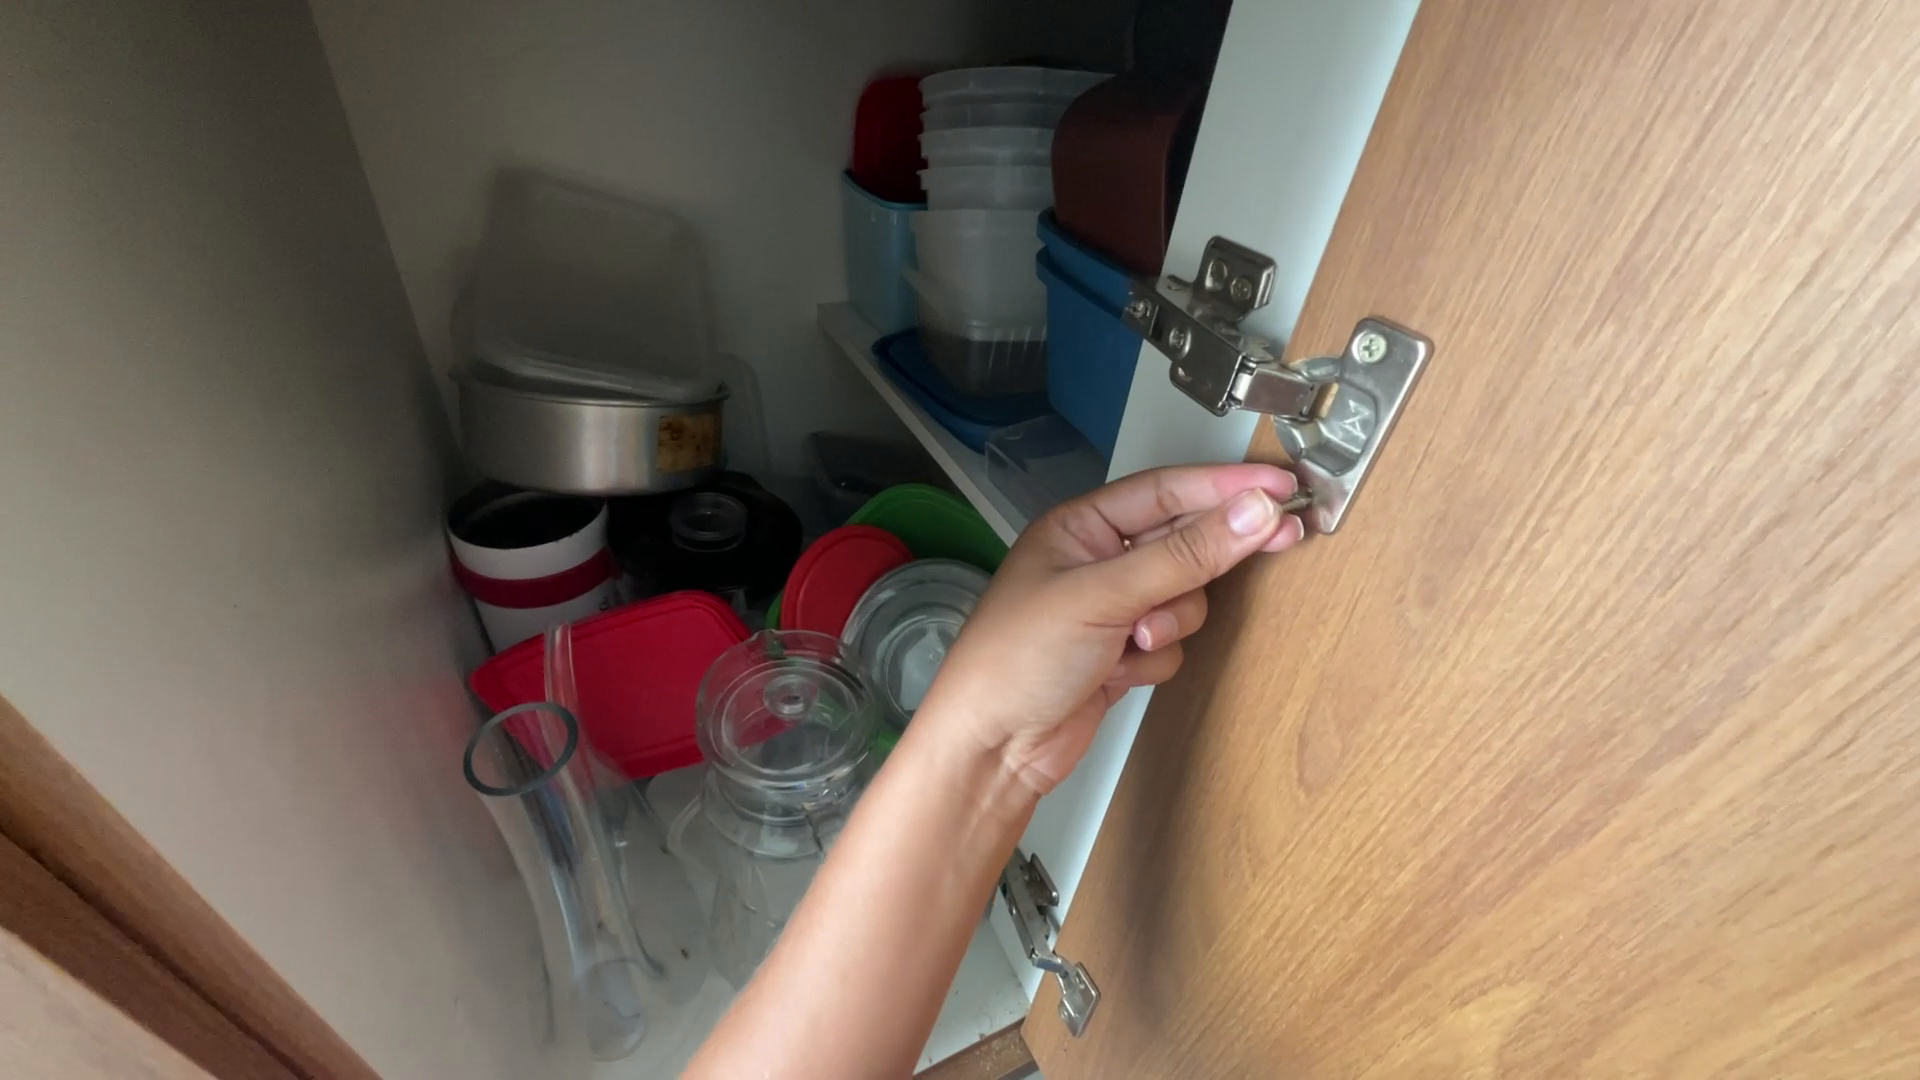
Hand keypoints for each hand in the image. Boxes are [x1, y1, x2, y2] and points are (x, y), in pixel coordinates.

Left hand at [915, 464, 1305, 798]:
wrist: (993, 747)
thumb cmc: (1021, 656)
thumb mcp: (1101, 596)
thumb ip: (1183, 556)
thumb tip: (1256, 511)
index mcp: (1079, 527)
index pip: (1164, 491)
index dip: (1223, 486)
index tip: (1282, 487)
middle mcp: (1097, 561)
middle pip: (1180, 541)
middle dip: (1215, 550)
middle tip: (1284, 535)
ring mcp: (1111, 609)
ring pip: (1183, 596)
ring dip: (1172, 618)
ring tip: (1136, 640)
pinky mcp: (1122, 653)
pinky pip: (1171, 641)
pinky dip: (1155, 658)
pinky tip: (1120, 672)